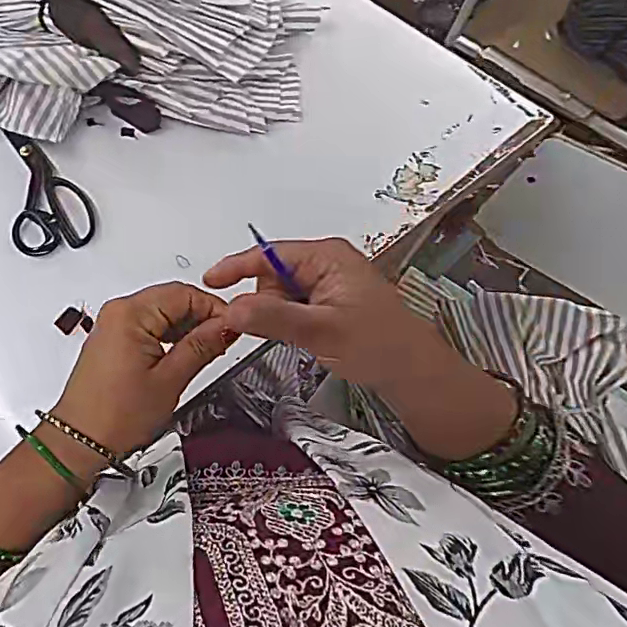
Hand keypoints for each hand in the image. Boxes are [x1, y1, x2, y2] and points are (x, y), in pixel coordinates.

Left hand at [0, 282, 236, 552]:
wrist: (79, 440)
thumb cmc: (112, 416)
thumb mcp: (171, 379)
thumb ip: (203, 345)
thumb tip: (227, 325)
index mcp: (131, 313)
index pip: (185, 293)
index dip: (215, 308)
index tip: (234, 326)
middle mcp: (119, 312)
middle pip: (174, 298)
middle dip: (203, 316)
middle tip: (226, 338)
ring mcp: (114, 324)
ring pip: (163, 311)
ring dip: (188, 326)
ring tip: (208, 350)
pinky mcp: (113, 338)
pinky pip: (150, 324)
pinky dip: (170, 335)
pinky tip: (185, 354)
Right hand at [203, 238, 516, 460]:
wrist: (414, 372)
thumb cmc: (382, 345)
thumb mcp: (320, 331)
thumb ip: (273, 317)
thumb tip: (233, 308)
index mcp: (327, 256)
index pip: (268, 254)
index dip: (236, 267)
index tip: (212, 280)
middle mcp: (327, 263)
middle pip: (272, 275)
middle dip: (266, 302)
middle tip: (278, 329)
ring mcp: (330, 281)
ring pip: (281, 294)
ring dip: (280, 316)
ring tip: (305, 337)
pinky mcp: (331, 300)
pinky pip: (295, 306)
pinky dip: (291, 322)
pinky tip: (307, 338)